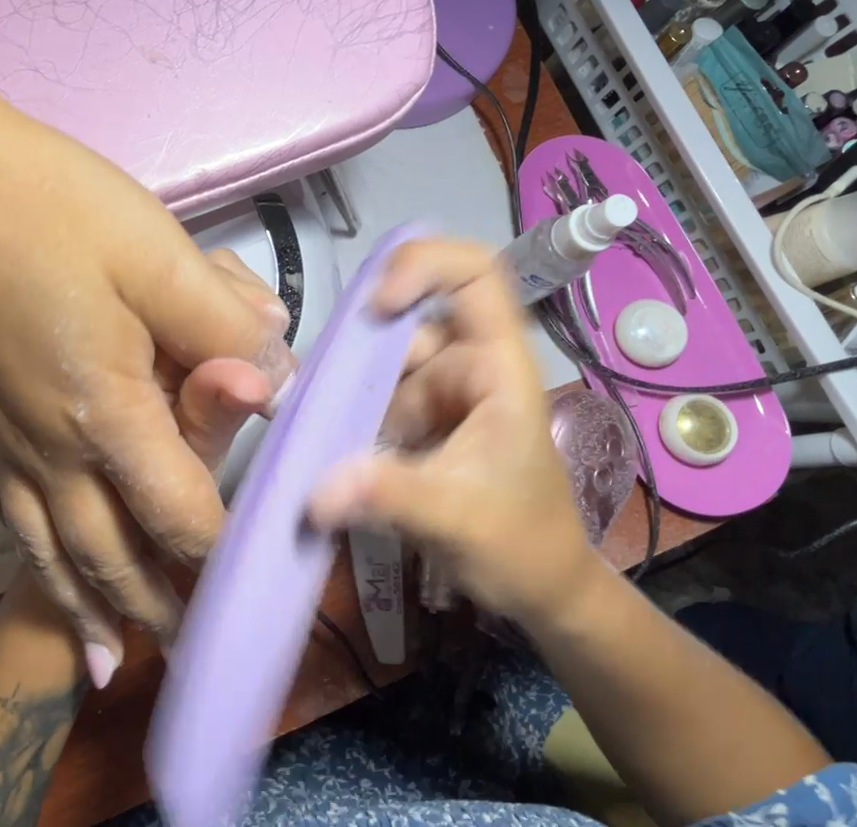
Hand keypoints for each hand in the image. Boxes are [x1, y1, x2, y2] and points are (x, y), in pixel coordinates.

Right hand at [0, 294, 281, 686]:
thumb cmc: (48, 209)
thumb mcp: (156, 256)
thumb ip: (223, 325)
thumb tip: (277, 377)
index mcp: (105, 415)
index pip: (177, 510)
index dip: (216, 550)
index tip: (250, 580)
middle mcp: (47, 446)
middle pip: (105, 551)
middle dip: (147, 602)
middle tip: (181, 644)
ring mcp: (0, 432)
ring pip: (44, 546)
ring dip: (79, 603)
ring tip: (101, 652)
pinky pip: (0, 506)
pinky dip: (25, 549)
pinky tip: (31, 549)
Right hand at [308, 240, 598, 623]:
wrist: (540, 590)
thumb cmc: (524, 545)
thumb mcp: (460, 520)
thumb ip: (390, 496)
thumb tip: (315, 490)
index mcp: (499, 367)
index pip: (475, 276)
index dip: (424, 266)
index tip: (377, 305)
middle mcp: (470, 366)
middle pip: (409, 324)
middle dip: (364, 354)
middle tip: (325, 397)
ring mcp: (445, 394)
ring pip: (384, 366)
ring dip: (353, 394)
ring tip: (323, 434)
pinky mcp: (424, 421)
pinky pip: (377, 400)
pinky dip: (352, 417)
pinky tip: (332, 446)